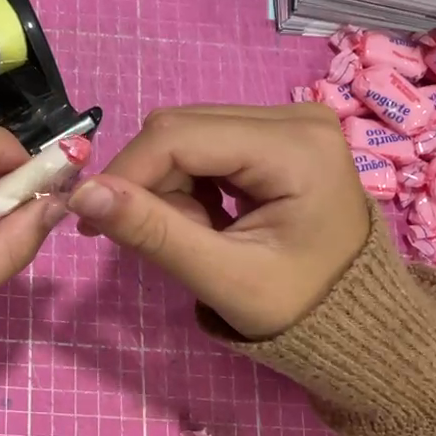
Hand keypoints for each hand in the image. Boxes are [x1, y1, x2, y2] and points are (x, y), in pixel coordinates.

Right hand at [67, 104, 370, 338]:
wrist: (354, 319)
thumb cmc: (297, 307)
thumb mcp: (221, 277)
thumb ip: (151, 232)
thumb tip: (81, 192)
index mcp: (295, 147)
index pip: (178, 137)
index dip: (125, 174)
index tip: (92, 223)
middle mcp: (294, 116)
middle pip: (178, 130)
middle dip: (150, 184)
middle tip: (155, 238)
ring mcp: (287, 120)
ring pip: (183, 134)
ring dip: (165, 185)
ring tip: (189, 232)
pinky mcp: (275, 133)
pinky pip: (202, 143)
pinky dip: (185, 182)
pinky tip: (204, 216)